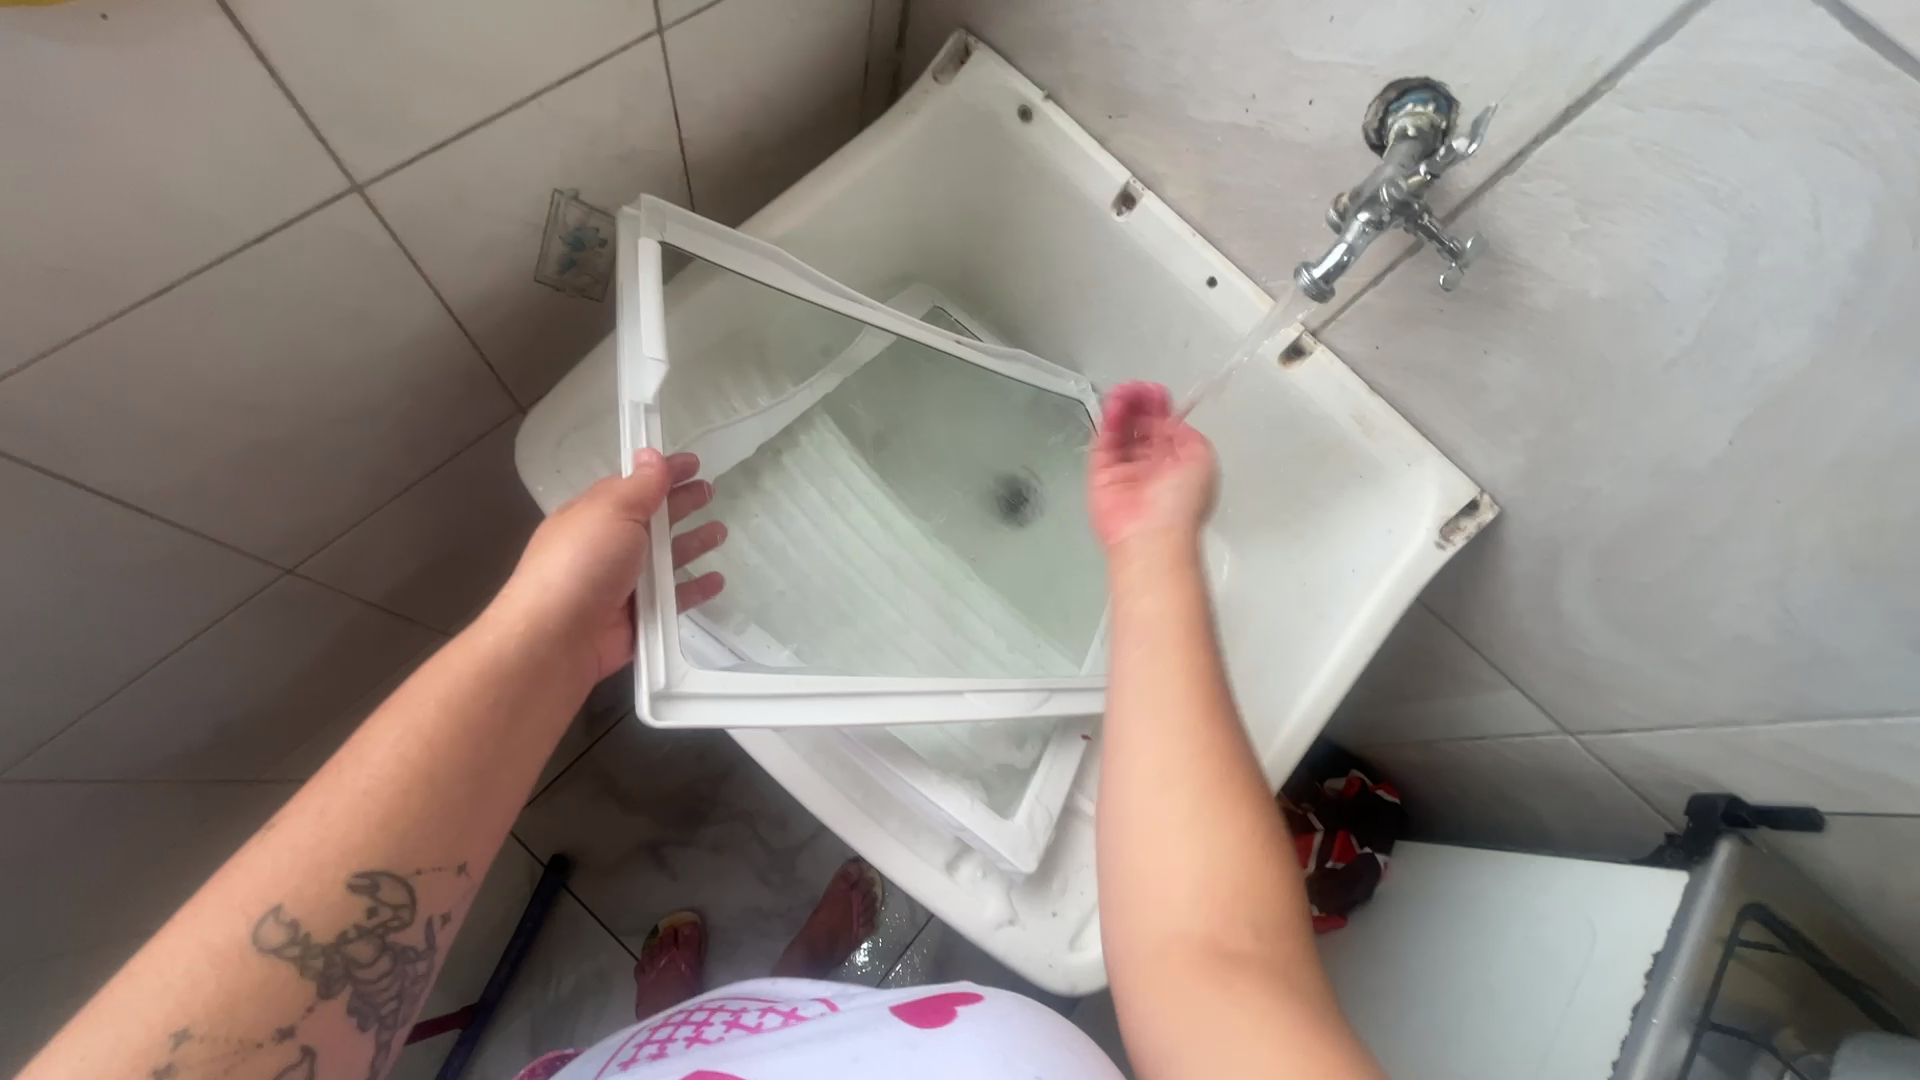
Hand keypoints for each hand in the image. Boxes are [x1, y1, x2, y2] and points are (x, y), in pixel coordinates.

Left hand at [489, 449, 726, 683]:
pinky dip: (696, 588)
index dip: (663, 472)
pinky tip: (716, 581)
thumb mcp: (612, 511)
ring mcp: (625, 583)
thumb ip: (640, 485)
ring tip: (719, 533)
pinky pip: (675, 598)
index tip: (693, 463)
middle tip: (709, 493)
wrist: (558, 637)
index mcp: (596, 515)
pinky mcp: (641, 616)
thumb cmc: (583, 564)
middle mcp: (610, 546)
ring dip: (693, 543)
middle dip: (681, 504)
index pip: (635, 486)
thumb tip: (651, 454)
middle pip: (653, 519)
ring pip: (667, 558)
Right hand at [1089, 381, 1217, 554]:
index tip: (1155, 391)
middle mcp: (1151, 465)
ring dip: (1123, 408)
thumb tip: (1170, 420)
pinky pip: (1104, 442)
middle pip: (1142, 426)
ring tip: (1123, 391)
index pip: (1165, 426)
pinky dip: (1108, 422)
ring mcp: (1125, 469)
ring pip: (1121, 431)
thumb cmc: (1183, 504)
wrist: (1152, 536)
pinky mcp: (1101, 474)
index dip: (1160, 407)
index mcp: (1178, 463)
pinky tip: (1113, 405)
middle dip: (1140, 404)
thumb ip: (1186, 434)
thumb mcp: (1202, 459)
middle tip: (1136, 388)